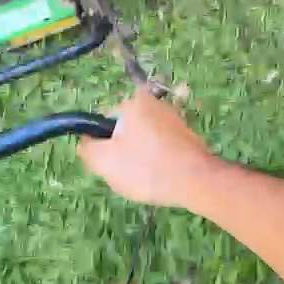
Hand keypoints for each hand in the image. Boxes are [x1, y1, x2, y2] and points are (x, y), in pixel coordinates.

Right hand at [78, 91, 222, 207]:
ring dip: (142, 161)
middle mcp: (157, 104)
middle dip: (124, 154)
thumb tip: (87, 141)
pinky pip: (162, 150)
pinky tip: (163, 177)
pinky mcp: (188, 138)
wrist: (196, 181)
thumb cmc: (146, 168)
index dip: (104, 145)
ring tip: (148, 177)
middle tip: (130, 173)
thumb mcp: (103, 161)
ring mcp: (175, 120)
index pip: (105, 123)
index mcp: (135, 102)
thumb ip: (87, 148)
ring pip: (144, 144)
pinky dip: (159, 163)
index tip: (112, 162)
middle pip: (125, 133)